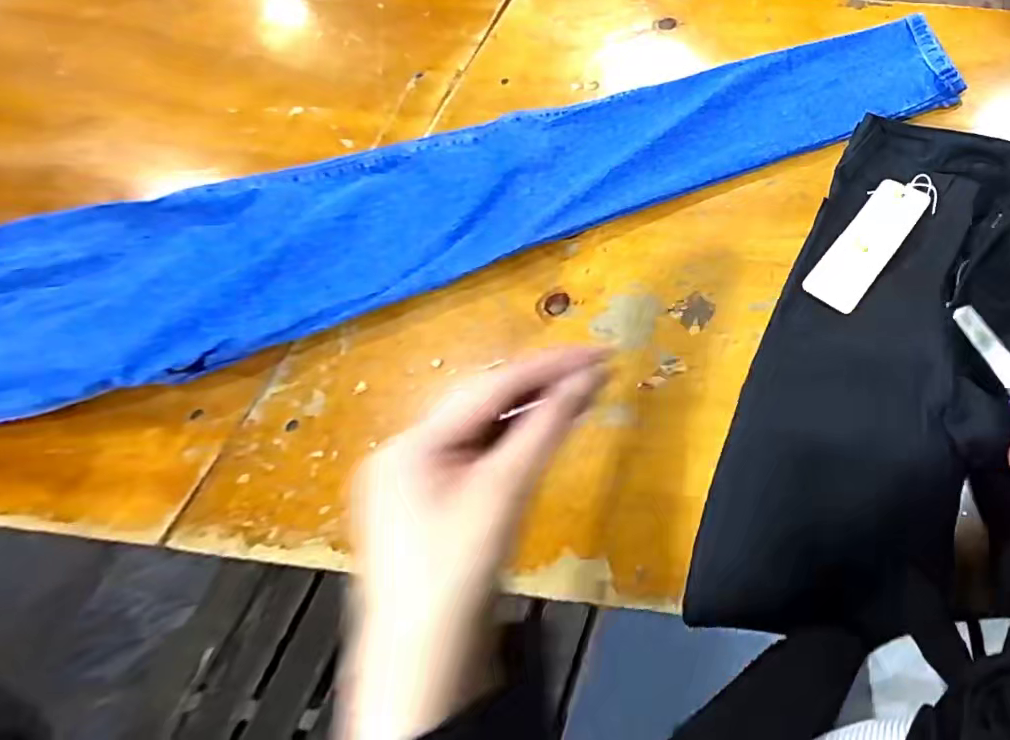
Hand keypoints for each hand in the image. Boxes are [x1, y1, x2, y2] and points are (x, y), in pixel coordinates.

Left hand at [344, 346, 610, 739]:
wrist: (426, 657)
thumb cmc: (457, 569)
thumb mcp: (507, 488)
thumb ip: (549, 423)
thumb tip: (589, 376)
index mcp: (411, 444)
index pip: (492, 385)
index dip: (551, 365)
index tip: (599, 352)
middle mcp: (410, 451)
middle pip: (488, 400)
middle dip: (546, 382)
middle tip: (598, 367)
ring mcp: (422, 474)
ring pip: (490, 422)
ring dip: (539, 405)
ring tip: (589, 387)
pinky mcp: (440, 494)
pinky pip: (488, 446)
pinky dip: (525, 432)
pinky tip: (559, 421)